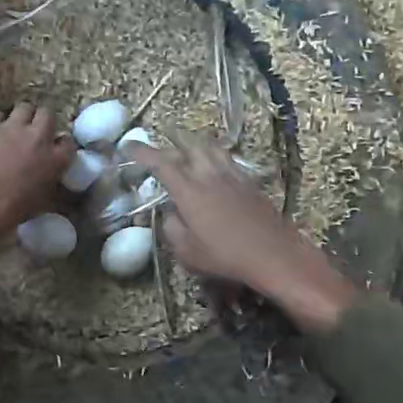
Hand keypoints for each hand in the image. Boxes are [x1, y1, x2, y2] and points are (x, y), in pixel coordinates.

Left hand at [0, 103, 76, 226]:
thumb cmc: (16, 207)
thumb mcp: (45, 201)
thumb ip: (52, 186)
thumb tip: (53, 185)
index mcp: (56, 159)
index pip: (68, 142)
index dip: (60, 143)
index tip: (54, 147)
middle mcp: (39, 136)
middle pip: (47, 114)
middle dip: (41, 119)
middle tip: (32, 130)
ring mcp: (14, 127)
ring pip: (24, 107)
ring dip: (20, 116)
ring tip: (12, 127)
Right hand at [130, 137, 358, 333]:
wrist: (273, 254)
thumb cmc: (225, 257)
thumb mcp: (186, 251)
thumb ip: (171, 227)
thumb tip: (170, 212)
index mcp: (190, 191)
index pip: (161, 163)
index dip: (142, 152)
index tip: (128, 146)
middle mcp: (210, 175)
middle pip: (188, 147)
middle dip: (170, 148)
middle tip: (160, 158)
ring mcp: (233, 176)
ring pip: (211, 148)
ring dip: (195, 148)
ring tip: (187, 156)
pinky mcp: (250, 182)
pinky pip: (228, 160)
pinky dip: (215, 159)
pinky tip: (214, 172)